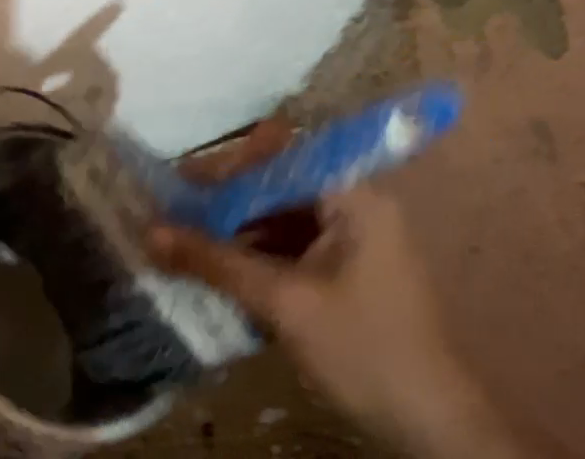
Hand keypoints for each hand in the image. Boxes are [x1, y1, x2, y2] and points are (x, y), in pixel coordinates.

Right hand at [157, 123, 551, 458]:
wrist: (435, 429)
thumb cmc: (364, 350)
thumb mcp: (283, 303)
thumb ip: (215, 261)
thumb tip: (149, 232)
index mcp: (353, 198)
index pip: (279, 155)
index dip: (227, 164)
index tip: (180, 180)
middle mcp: (356, 207)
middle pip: (277, 184)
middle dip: (225, 197)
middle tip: (174, 210)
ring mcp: (355, 241)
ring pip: (281, 216)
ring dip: (236, 227)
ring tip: (186, 239)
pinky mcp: (348, 272)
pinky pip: (291, 245)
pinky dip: (256, 253)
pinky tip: (220, 269)